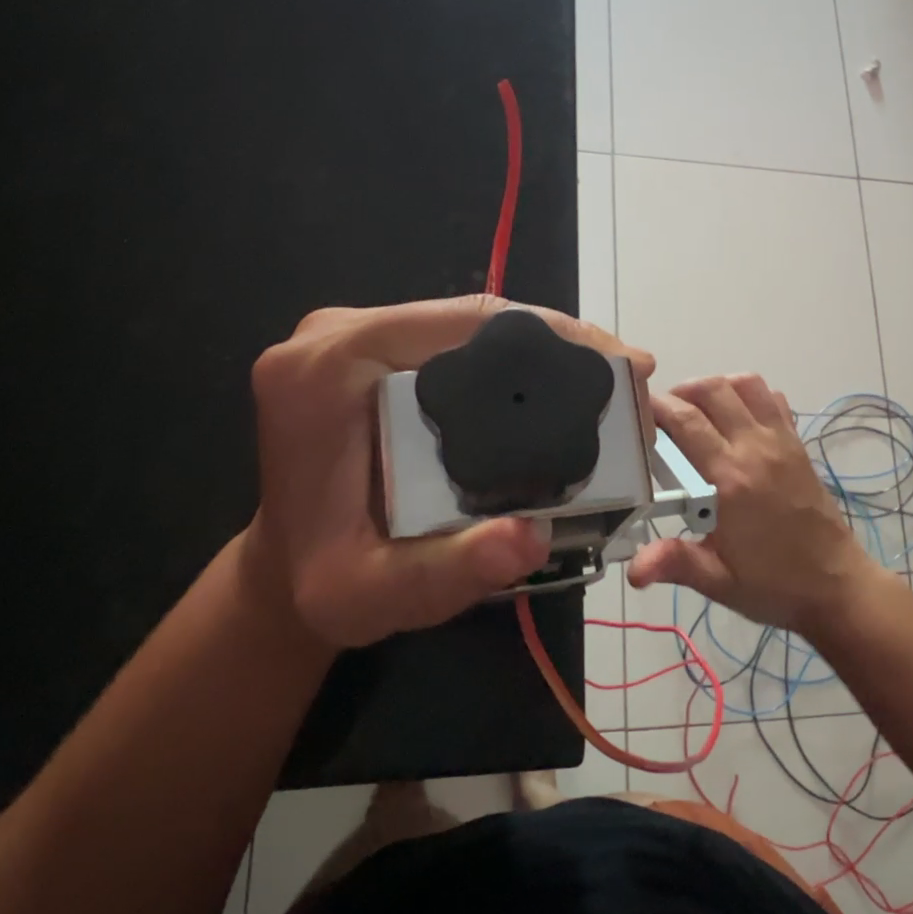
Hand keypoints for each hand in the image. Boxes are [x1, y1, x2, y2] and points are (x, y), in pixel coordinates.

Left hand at [241, 296, 654, 647]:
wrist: (283, 572)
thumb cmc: (323, 585)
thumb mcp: (372, 596)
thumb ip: (446, 573)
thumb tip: (530, 538)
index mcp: (329, 369)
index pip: (461, 325)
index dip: (554, 336)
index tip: (623, 366)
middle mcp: (333, 335)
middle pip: (471, 317)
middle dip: (561, 343)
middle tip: (630, 378)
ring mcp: (347, 338)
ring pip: (468, 325)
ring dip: (543, 352)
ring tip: (607, 383)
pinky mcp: (366, 352)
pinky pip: (453, 343)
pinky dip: (512, 364)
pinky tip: (555, 390)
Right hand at [627, 374, 893, 633]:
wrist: (836, 587)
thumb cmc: (773, 586)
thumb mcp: (718, 581)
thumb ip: (674, 564)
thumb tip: (633, 570)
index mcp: (731, 479)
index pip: (687, 421)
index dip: (656, 407)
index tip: (635, 412)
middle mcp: (757, 449)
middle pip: (714, 390)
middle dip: (681, 391)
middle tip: (661, 414)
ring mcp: (782, 443)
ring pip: (747, 384)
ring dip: (716, 387)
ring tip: (696, 411)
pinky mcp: (799, 446)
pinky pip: (774, 400)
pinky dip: (749, 396)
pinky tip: (735, 421)